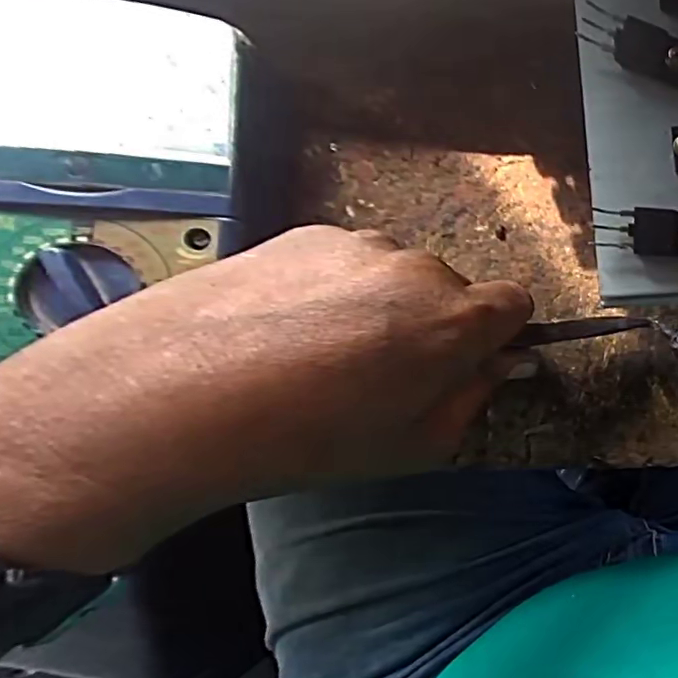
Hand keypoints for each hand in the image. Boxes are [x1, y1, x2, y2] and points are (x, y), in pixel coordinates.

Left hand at [0, 226, 534, 572]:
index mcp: (458, 320)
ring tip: (324, 349)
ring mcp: (358, 247)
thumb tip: (506, 362)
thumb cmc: (311, 439)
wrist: (160, 403)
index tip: (468, 360)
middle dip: (438, 322)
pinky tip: (286, 326)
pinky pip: (348, 261)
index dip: (500, 332)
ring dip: (386, 303)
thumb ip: (477, 395)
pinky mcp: (301, 235)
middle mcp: (419, 270)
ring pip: (399, 275)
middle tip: (385, 368)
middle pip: (455, 290)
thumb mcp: (419, 443)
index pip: (516, 302)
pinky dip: (337, 287)